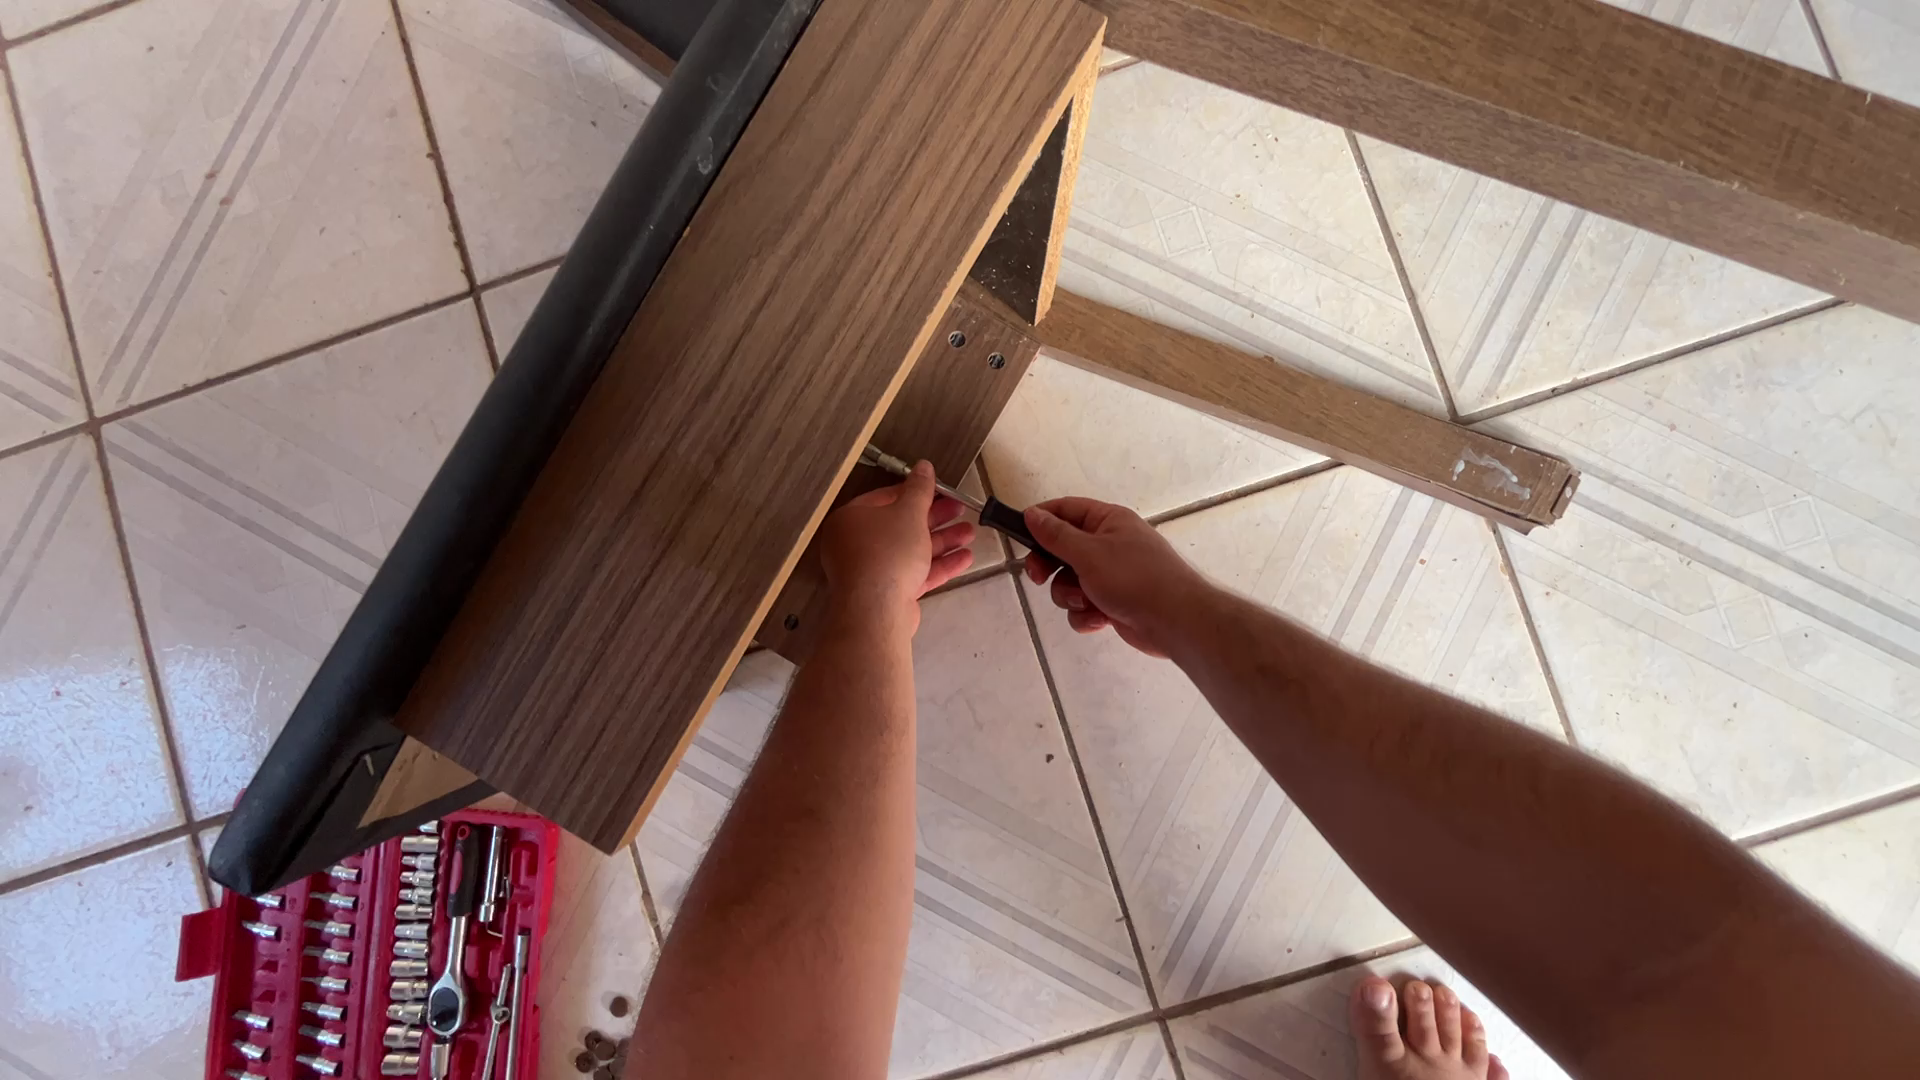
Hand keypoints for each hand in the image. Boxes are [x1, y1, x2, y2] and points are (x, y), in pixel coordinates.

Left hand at [819, 461, 975, 632]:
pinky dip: (938, 565)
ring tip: (969, 534)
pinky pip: (915, 573)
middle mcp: (857, 544)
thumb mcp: (909, 513)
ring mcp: (873, 570)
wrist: (877, 610)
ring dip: (942, 541)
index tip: (940, 490)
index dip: (917, 492)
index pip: (887, 498)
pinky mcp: (888, 592)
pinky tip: (964, 558)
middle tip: (960, 510)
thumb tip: (923, 466)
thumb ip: (920, 490)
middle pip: (902, 525)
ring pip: (911, 550)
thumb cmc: (886, 554)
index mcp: (852, 519)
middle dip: (936, 519)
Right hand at [1023, 497, 1207, 656]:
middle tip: (1037, 576)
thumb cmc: (1133, 578)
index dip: (1041, 520)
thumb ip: (1056, 535)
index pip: (1066, 510)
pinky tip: (1099, 619)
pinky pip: (1083, 605)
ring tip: (1086, 601)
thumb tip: (1032, 514)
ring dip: (1070, 595)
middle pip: (1062, 549)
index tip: (1020, 535)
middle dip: (1049, 566)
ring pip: (1069, 581)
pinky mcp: (1113, 603)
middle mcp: (1109, 544)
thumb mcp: (1089, 552)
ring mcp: (1111, 575)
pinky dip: (1086, 614)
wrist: (1175, 622)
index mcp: (1108, 521)